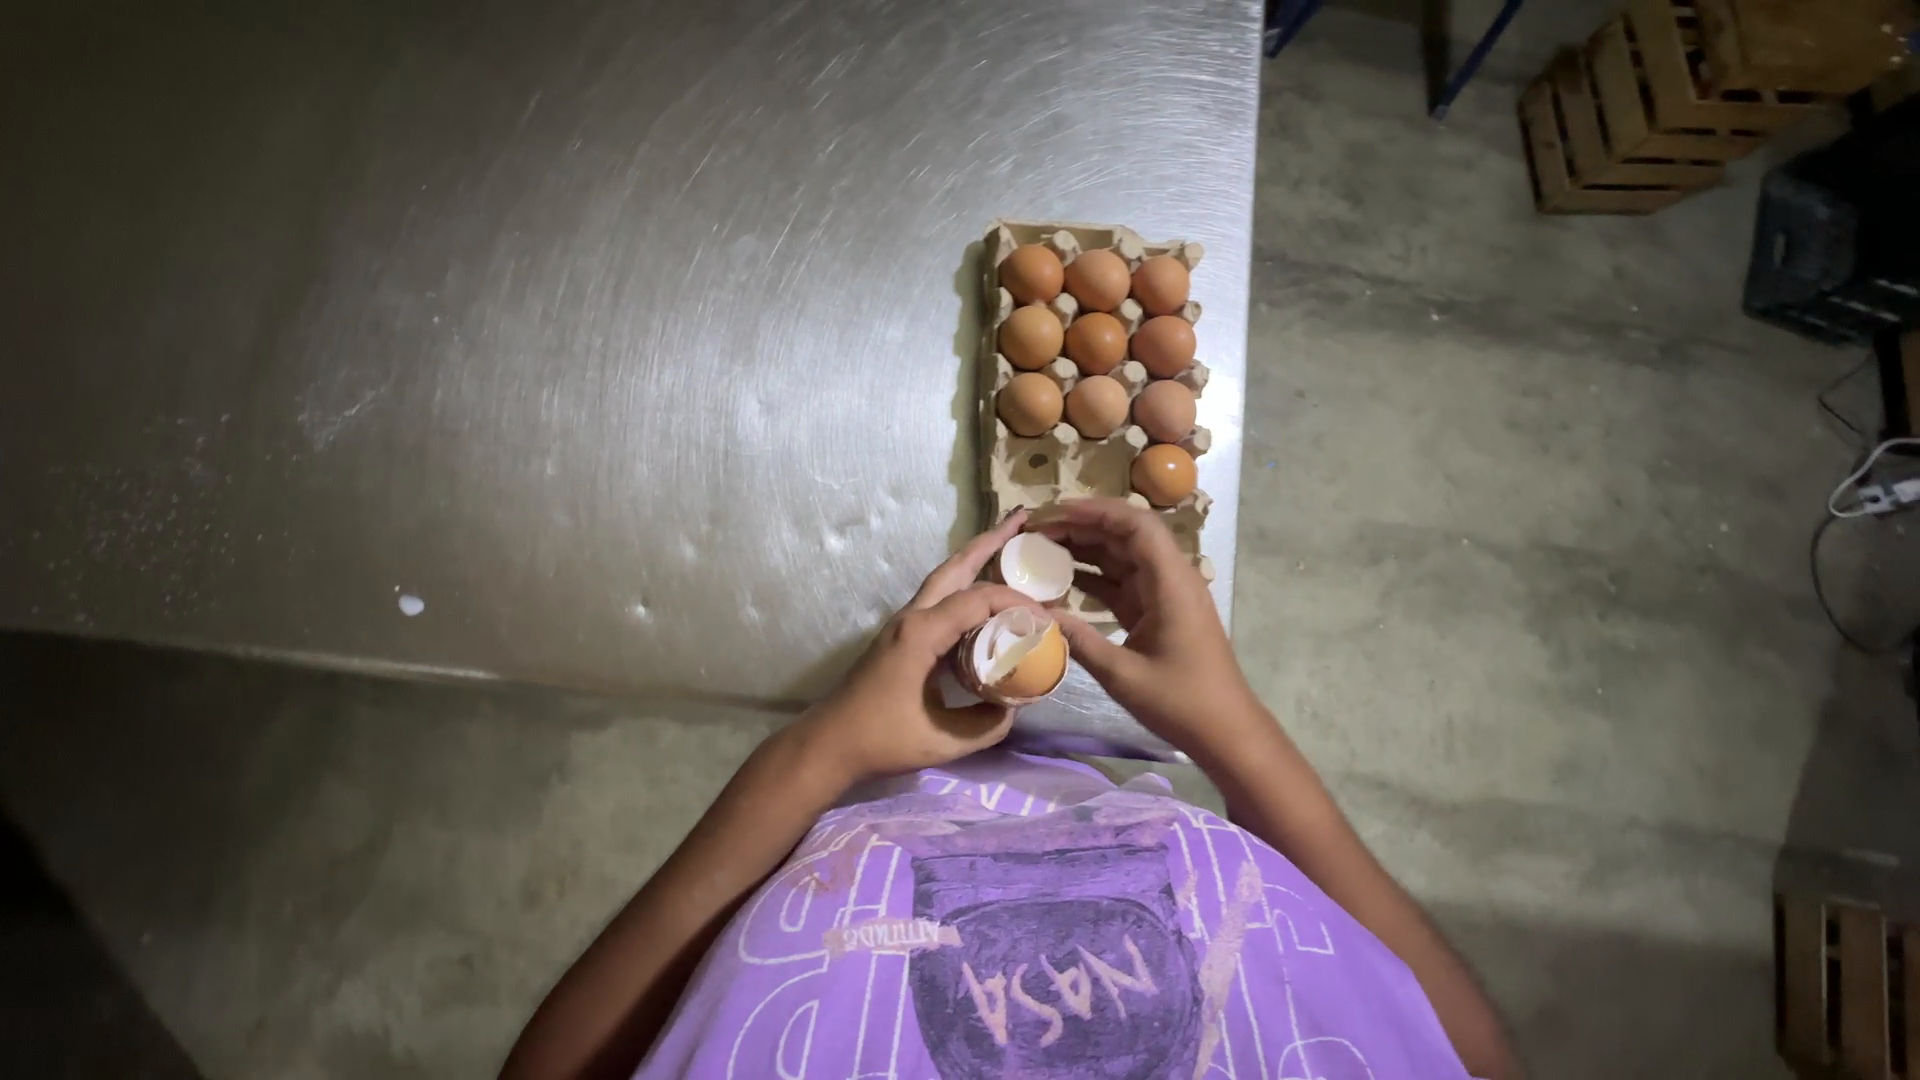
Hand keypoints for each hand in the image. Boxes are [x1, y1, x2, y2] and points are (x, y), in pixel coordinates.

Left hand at [794, 510, 1042, 784]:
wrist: (829, 743)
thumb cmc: (881, 740)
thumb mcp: (943, 741)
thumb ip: (986, 725)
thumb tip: (1014, 706)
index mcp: (921, 633)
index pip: (977, 599)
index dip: (1015, 602)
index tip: (1047, 618)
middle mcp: (911, 617)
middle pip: (955, 567)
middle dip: (990, 542)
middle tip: (1021, 521)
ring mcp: (902, 623)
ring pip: (943, 578)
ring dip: (974, 559)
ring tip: (1005, 545)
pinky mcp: (900, 636)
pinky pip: (938, 598)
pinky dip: (964, 586)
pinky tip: (981, 597)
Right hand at [1031, 498, 1262, 754]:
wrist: (1225, 731)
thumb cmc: (1181, 702)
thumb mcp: (1123, 675)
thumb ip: (1078, 640)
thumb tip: (1036, 614)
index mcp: (1171, 582)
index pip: (1136, 525)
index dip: (1095, 511)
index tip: (1055, 512)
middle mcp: (1170, 578)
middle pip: (1125, 534)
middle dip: (1082, 526)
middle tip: (1037, 530)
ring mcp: (1164, 594)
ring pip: (1121, 556)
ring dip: (1084, 548)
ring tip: (1041, 547)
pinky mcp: (1156, 611)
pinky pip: (1122, 581)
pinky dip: (1092, 576)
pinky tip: (1060, 577)